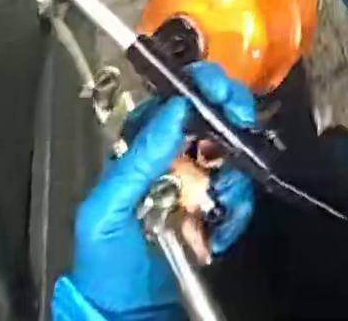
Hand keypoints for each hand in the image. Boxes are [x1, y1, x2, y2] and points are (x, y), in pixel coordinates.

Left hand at [61, 63, 256, 320]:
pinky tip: (223, 228)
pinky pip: (238, 193)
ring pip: (227, 150)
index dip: (195, 87)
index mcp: (141, 147)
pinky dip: (238, 204)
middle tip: (241, 113)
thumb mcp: (108, 206)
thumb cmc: (106, 261)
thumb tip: (175, 108)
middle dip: (226, 108)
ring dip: (236, 161)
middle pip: (205, 115)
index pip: (171, 102)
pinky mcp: (216, 213)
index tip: (216, 87)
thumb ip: (139, 157)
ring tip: (226, 191)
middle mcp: (171, 157)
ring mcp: (196, 184)